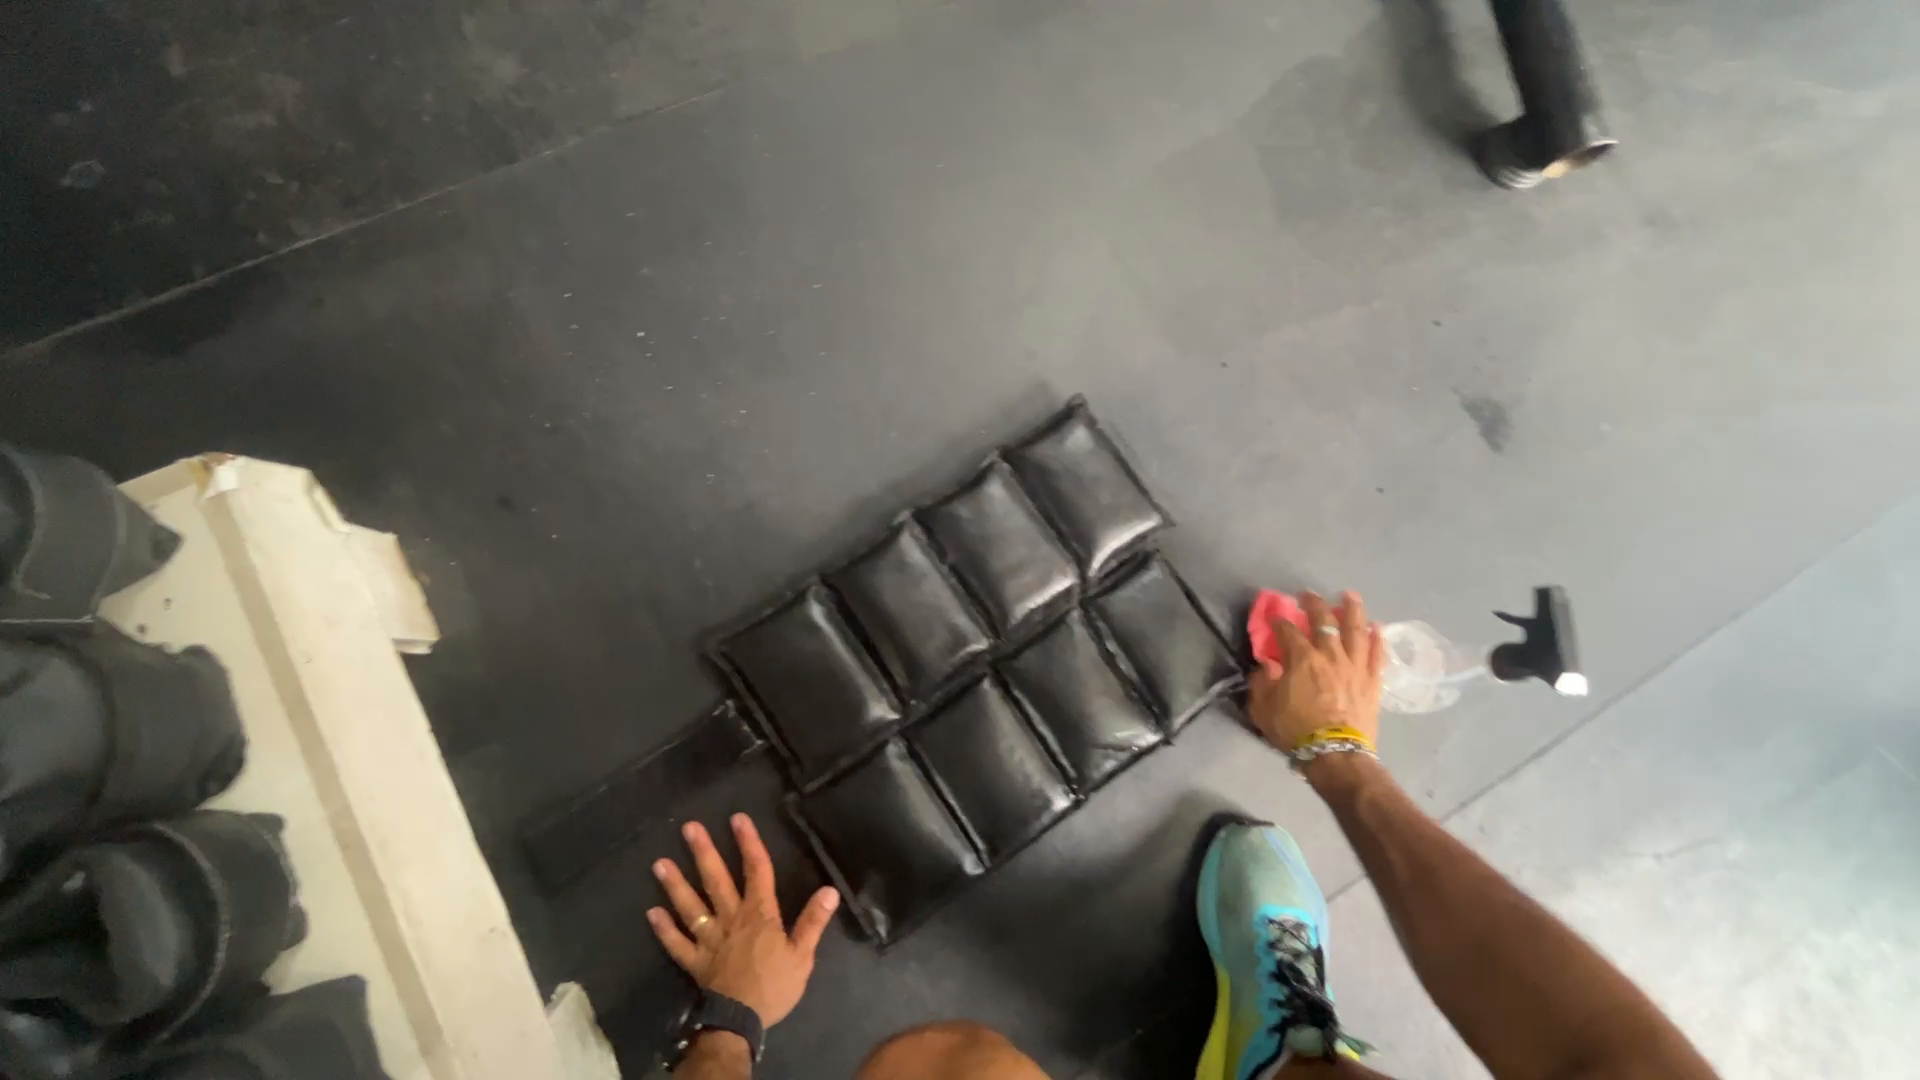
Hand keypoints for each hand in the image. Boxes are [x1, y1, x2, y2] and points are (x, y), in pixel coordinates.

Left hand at [647, 813, 840, 1026]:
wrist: (740, 1024)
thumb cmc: (774, 987)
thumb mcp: (802, 955)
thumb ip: (813, 921)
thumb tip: (830, 889)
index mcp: (759, 914)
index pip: (757, 870)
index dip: (749, 843)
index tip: (738, 818)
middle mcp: (731, 919)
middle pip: (717, 880)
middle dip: (704, 853)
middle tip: (689, 828)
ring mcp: (708, 940)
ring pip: (691, 906)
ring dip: (675, 884)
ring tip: (660, 863)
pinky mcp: (694, 962)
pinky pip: (676, 943)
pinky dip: (664, 929)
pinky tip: (651, 913)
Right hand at [1248, 590, 1384, 752]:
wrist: (1336, 754)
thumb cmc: (1295, 730)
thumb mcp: (1263, 707)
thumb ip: (1261, 682)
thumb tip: (1266, 666)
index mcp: (1301, 658)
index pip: (1288, 631)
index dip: (1279, 621)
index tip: (1274, 615)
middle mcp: (1330, 655)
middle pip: (1324, 621)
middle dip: (1314, 604)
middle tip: (1308, 594)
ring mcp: (1354, 666)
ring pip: (1355, 630)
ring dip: (1352, 610)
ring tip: (1350, 595)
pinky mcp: (1372, 680)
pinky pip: (1376, 654)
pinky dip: (1377, 638)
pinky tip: (1377, 626)